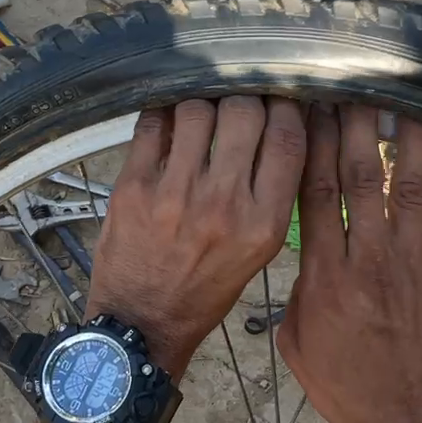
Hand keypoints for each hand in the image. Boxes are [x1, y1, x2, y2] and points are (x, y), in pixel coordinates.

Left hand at [86, 97, 306, 374]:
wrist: (142, 323)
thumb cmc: (202, 291)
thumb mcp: (256, 253)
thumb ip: (270, 194)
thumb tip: (278, 131)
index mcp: (262, 223)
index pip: (287, 138)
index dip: (286, 106)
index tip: (277, 99)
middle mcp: (223, 203)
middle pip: (245, 111)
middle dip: (243, 99)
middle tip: (235, 104)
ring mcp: (176, 192)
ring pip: (197, 108)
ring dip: (201, 103)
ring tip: (199, 117)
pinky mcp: (134, 186)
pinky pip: (153, 124)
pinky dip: (163, 114)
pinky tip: (168, 124)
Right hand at [278, 105, 421, 422]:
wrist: (406, 416)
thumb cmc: (343, 385)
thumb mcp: (295, 343)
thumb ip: (296, 292)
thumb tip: (304, 260)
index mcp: (324, 277)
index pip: (315, 195)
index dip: (311, 146)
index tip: (308, 109)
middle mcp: (368, 259)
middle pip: (361, 177)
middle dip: (356, 125)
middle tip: (353, 81)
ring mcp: (410, 262)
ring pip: (407, 186)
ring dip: (405, 135)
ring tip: (404, 91)